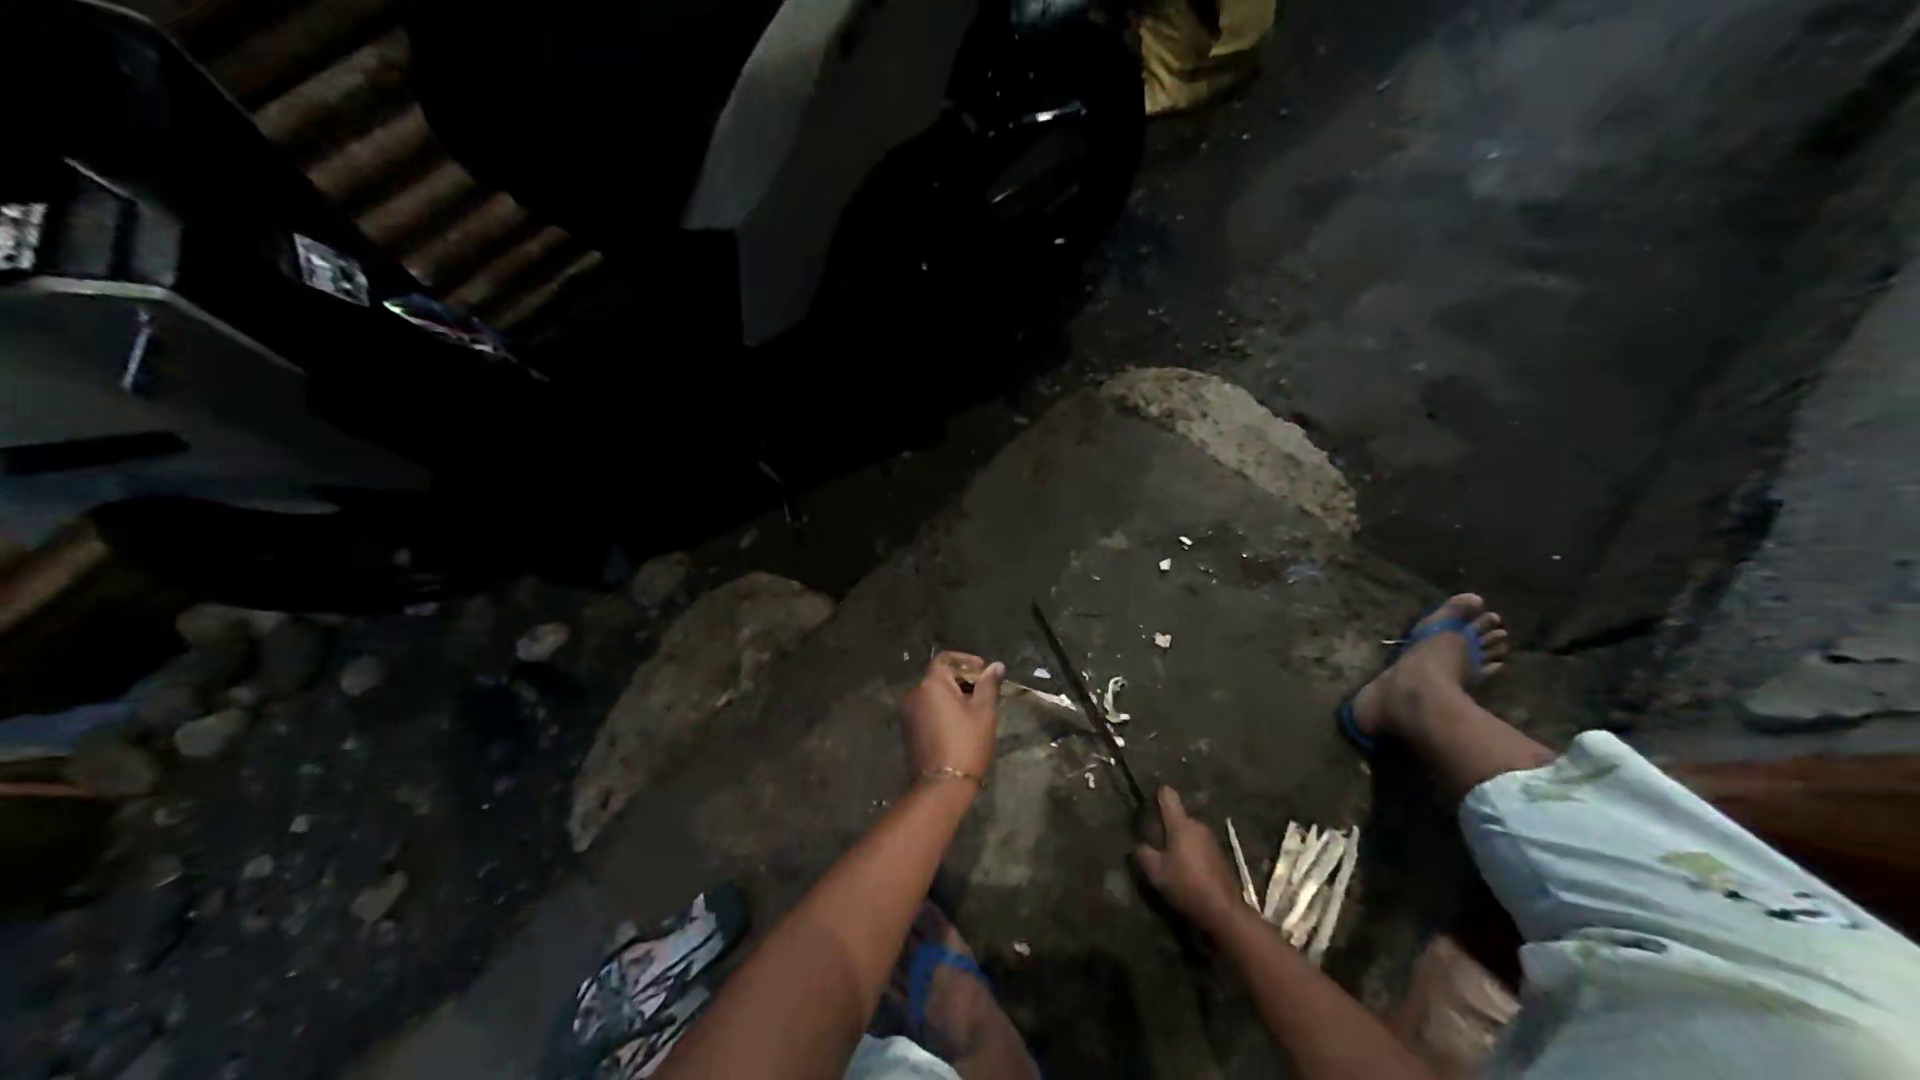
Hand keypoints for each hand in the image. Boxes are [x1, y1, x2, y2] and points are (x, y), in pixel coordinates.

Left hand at [902, 652, 1003, 787]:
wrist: (941, 785)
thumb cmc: (966, 743)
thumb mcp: (983, 712)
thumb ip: (988, 684)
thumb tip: (996, 665)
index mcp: (931, 683)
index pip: (946, 659)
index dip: (967, 661)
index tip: (984, 672)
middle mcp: (914, 693)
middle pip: (939, 676)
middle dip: (962, 679)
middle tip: (984, 692)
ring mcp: (908, 712)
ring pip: (933, 694)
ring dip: (952, 695)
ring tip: (975, 709)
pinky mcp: (908, 729)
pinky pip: (927, 708)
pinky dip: (942, 708)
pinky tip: (959, 722)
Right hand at [1135, 787, 1244, 930]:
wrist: (1222, 910)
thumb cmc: (1185, 885)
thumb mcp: (1155, 871)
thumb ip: (1143, 853)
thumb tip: (1141, 845)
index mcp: (1181, 824)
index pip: (1168, 795)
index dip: (1157, 795)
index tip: (1149, 804)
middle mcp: (1198, 825)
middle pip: (1178, 817)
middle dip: (1167, 826)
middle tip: (1156, 844)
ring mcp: (1212, 839)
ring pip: (1189, 832)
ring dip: (1180, 841)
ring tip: (1171, 860)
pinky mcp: (1220, 854)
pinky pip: (1200, 844)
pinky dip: (1192, 851)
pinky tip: (1187, 870)